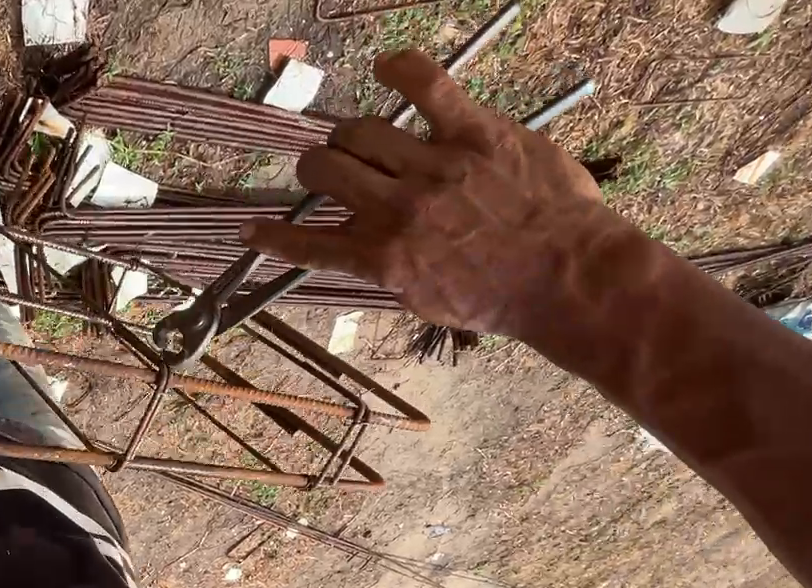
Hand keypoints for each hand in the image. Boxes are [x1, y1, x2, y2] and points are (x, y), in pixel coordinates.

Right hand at [241, 50, 633, 338]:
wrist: (564, 275)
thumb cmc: (490, 297)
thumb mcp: (416, 297)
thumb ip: (378, 266)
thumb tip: (354, 244)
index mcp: (378, 257)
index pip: (307, 243)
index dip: (269, 237)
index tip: (247, 229)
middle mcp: (394, 209)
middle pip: (326, 170)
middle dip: (314, 168)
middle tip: (322, 169)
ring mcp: (433, 167)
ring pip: (362, 132)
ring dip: (346, 135)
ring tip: (353, 138)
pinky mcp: (475, 134)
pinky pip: (431, 89)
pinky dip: (402, 70)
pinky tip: (385, 66)